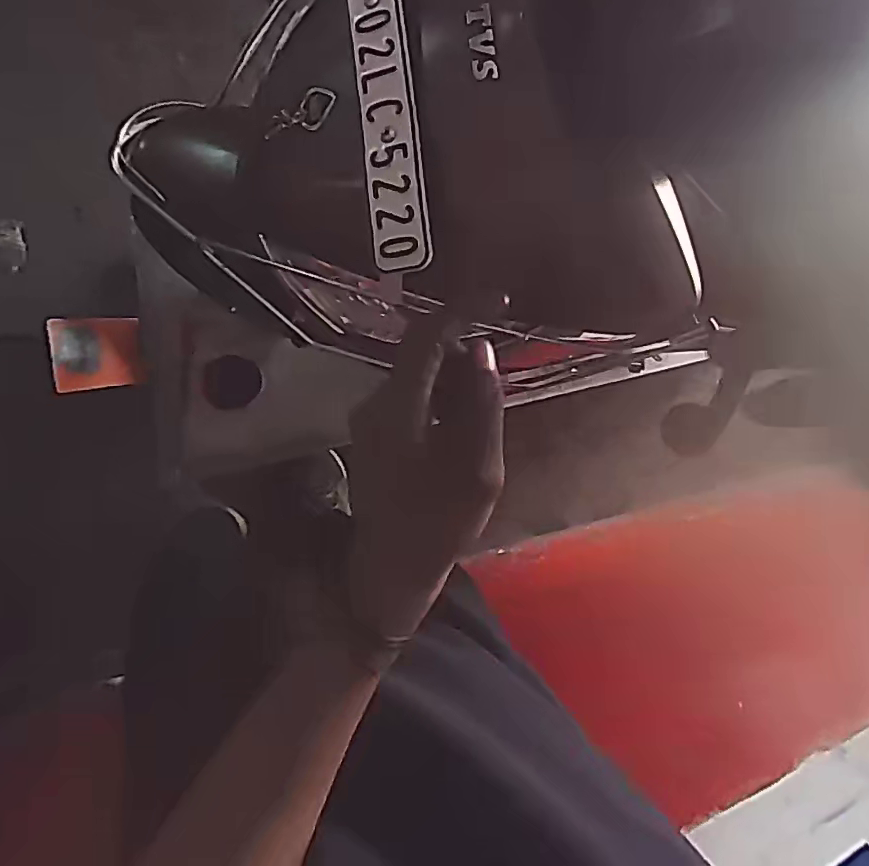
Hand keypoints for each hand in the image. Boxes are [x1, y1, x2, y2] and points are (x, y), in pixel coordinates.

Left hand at [341, 310, 504, 640]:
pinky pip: (410, 393)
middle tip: (499, 366)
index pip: (426, 337)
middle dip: (463, 346)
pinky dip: (440, 392)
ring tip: (485, 399)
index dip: (462, 310)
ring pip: (416, 373)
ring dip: (453, 373)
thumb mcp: (479, 469)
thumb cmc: (440, 525)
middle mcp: (375, 403)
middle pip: (420, 352)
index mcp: (398, 409)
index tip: (497, 299)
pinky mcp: (373, 430)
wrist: (389, 569)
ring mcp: (369, 417)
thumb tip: (482, 352)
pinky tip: (462, 418)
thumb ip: (482, 405)